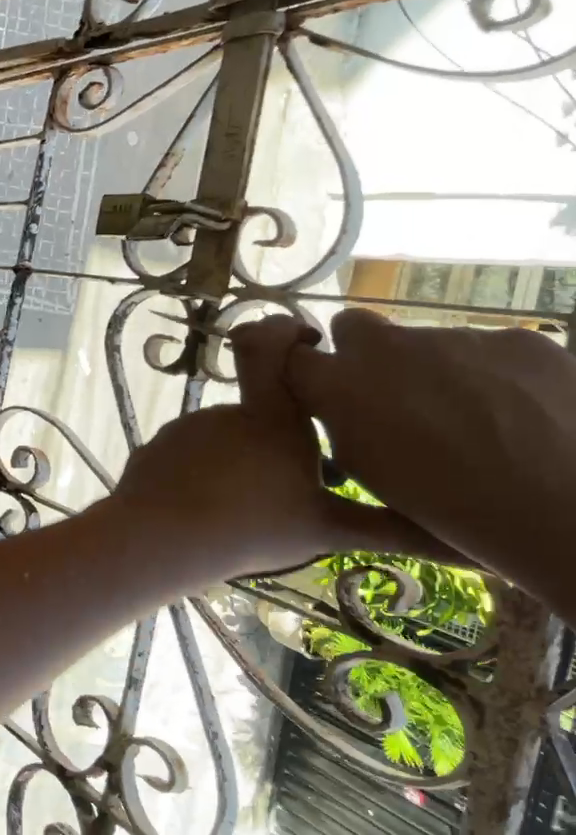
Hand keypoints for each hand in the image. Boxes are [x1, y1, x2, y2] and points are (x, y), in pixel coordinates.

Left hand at [109, 315, 453, 577]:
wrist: (159, 536)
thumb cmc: (252, 526)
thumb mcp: (329, 529)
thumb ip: (392, 530)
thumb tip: (468, 548)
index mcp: (271, 418)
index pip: (269, 348)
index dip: (284, 334)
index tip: (307, 341)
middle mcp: (226, 414)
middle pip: (262, 413)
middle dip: (283, 439)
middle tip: (302, 481)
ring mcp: (185, 429)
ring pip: (228, 439)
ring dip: (246, 461)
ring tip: (259, 504)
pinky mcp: (157, 449)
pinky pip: (193, 456)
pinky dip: (209, 474)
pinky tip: (218, 507)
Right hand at [283, 309, 575, 617]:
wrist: (567, 513)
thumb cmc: (445, 503)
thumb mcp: (363, 464)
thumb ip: (340, 416)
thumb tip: (342, 396)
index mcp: (334, 382)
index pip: (292, 352)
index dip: (309, 366)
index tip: (326, 385)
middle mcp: (382, 346)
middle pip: (356, 327)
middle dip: (370, 352)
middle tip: (403, 395)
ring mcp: (454, 336)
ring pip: (433, 342)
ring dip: (443, 368)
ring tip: (483, 417)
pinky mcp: (520, 338)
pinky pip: (496, 347)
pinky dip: (502, 372)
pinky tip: (527, 411)